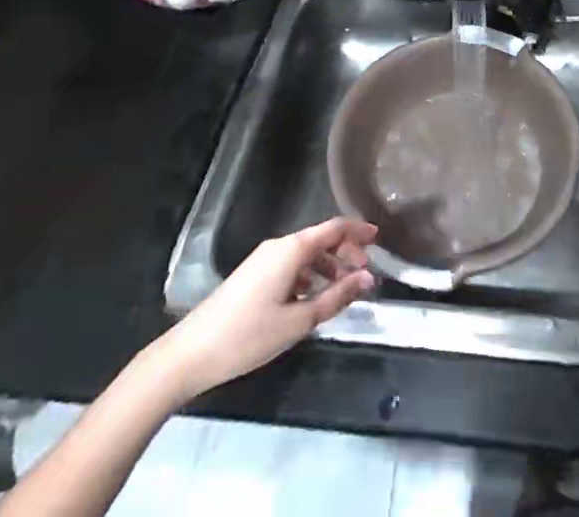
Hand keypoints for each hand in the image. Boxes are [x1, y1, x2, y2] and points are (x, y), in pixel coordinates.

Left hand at [140, 217, 376, 402]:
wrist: (198, 348)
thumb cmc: (252, 334)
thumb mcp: (300, 319)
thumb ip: (336, 297)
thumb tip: (368, 278)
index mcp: (290, 250)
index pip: (330, 229)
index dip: (356, 231)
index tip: (380, 238)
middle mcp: (276, 247)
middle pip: (318, 240)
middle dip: (345, 252)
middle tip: (367, 276)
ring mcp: (263, 260)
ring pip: (304, 255)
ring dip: (328, 267)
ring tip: (347, 291)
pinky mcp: (255, 275)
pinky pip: (290, 266)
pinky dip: (310, 276)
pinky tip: (317, 299)